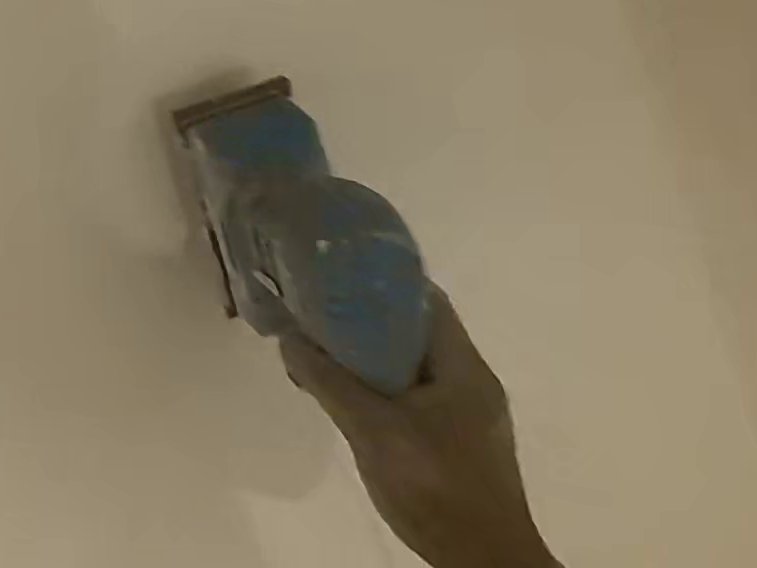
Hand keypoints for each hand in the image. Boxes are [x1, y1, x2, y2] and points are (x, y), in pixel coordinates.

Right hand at [282, 290, 558, 567]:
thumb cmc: (435, 486)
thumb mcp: (371, 429)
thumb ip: (327, 380)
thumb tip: (286, 339)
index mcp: (463, 367)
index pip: (427, 299)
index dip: (385, 279)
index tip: (341, 270)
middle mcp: (469, 380)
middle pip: (415, 328)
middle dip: (368, 315)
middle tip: (321, 306)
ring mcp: (465, 411)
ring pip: (411, 361)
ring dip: (369, 351)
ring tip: (324, 346)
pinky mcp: (454, 437)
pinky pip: (412, 390)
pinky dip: (380, 380)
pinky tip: (347, 390)